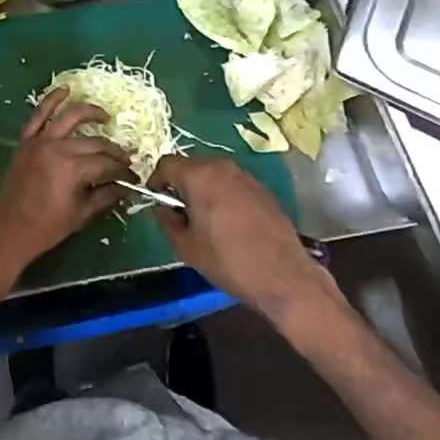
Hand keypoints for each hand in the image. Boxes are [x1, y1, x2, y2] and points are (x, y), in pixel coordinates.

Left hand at [0, 88, 132, 274]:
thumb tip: (127, 186)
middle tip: (126, 159)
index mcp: (72, 169)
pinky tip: (66, 90)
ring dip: (91, 113)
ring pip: (70, 118)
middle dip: (114, 151)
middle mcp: (57, 148)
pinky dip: (52, 100)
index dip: (123, 171)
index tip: (133, 177)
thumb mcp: (81, 214)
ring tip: (106, 117)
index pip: (107, 164)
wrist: (8, 230)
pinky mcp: (26, 141)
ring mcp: (39, 141)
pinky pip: (39, 115)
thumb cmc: (46, 227)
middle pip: (94, 143)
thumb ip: (106, 195)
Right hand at [150, 154, 339, 321]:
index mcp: (200, 176)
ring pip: (214, 173)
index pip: (167, 164)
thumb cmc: (228, 261)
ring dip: (203, 188)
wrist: (283, 276)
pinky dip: (223, 194)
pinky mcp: (263, 189)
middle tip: (179, 212)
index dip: (156, 181)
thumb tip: (161, 209)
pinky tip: (228, 222)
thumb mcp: (187, 247)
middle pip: (191, 165)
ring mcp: (246, 176)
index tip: (156, 201)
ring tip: (204, 218)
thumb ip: (167, 222)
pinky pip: (233, 183)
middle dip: (180, 184)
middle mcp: (223, 167)